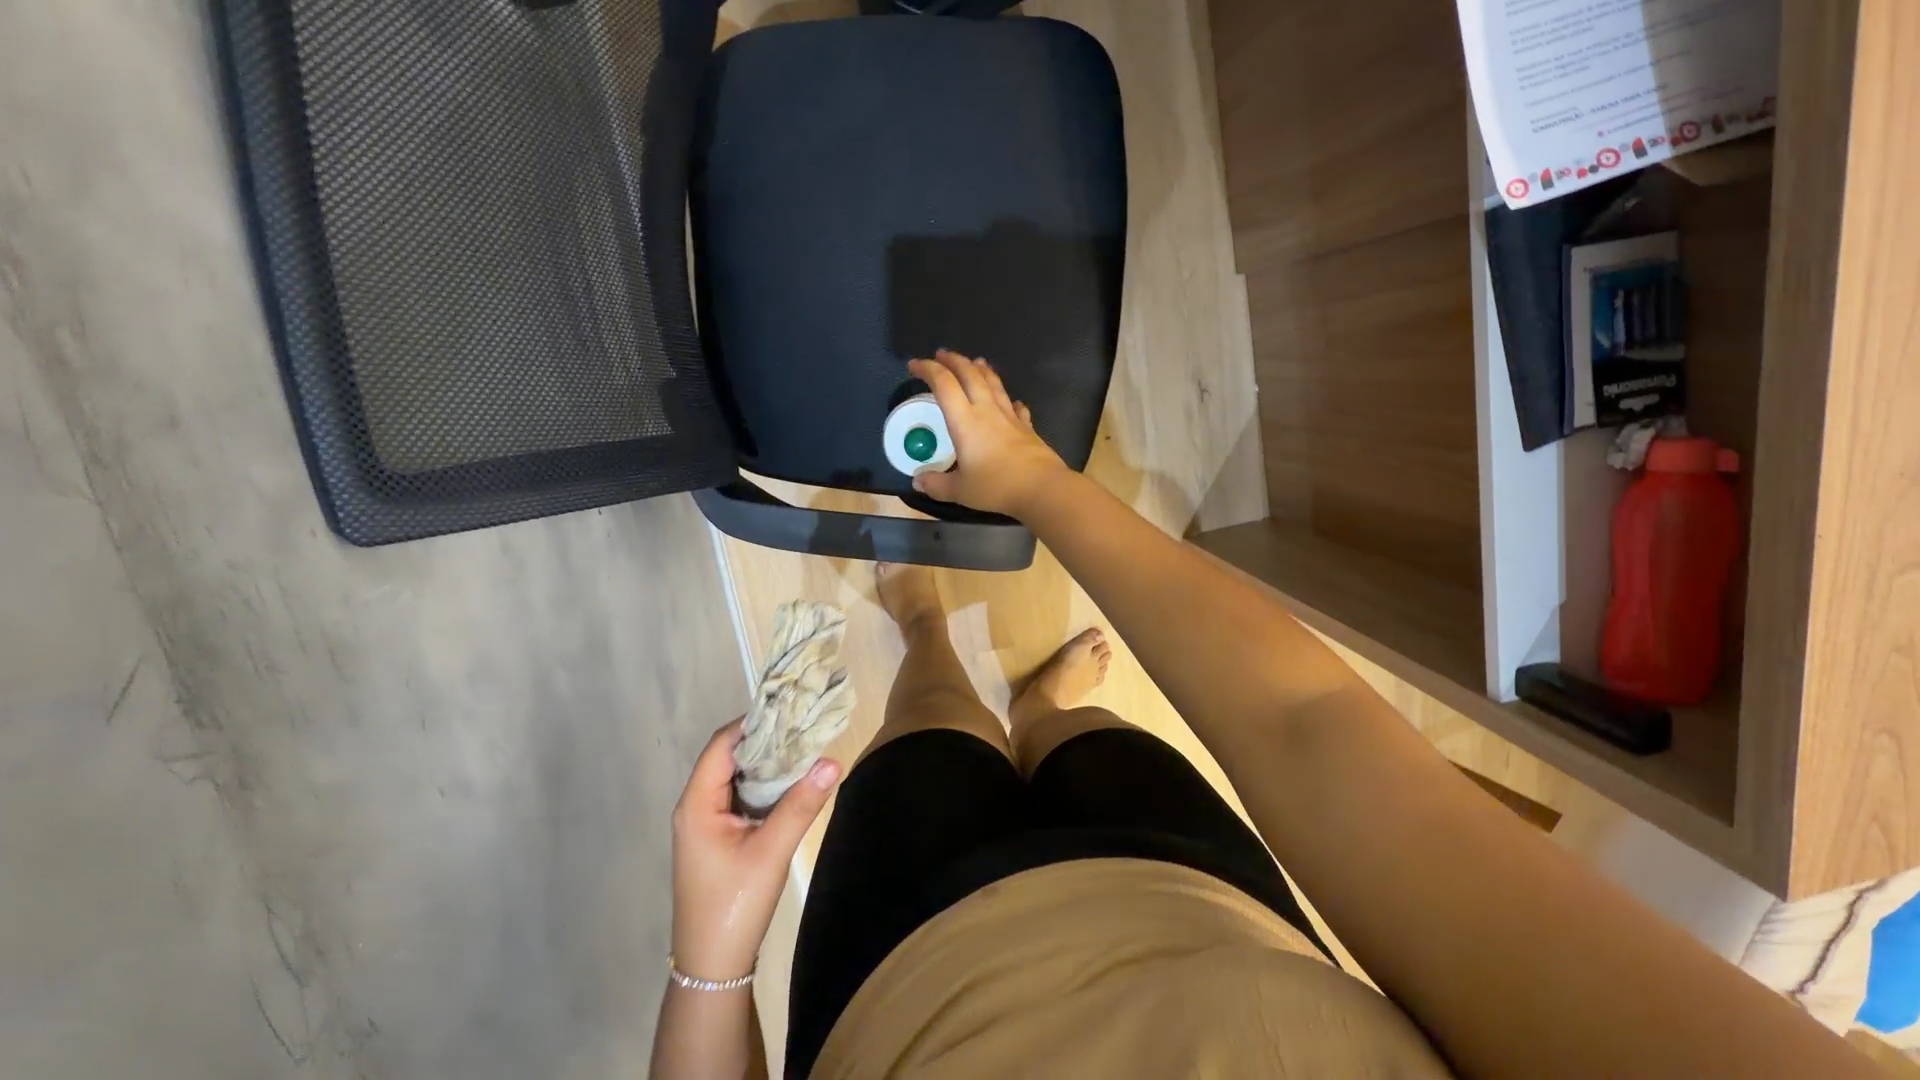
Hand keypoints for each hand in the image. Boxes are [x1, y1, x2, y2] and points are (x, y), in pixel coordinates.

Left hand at [670, 718, 840, 980]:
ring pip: (736, 778)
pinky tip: (792, 782)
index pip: (722, 745)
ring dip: (766, 763)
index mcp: (697, 803)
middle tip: (804, 724)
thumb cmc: (734, 903)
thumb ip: (801, 804)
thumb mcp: (771, 852)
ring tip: (804, 745)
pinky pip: (740, 798)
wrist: (712, 964)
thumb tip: (833, 760)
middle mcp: (696, 806)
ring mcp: (706, 824)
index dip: (753, 723)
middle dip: (764, 740)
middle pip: (728, 757)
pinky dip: (764, 786)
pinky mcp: (718, 839)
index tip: (790, 709)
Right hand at [907, 350, 1069, 517]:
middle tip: (942, 354)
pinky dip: (1008, 400)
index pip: (944, 384)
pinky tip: (1011, 402)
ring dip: (982, 370)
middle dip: (954, 360)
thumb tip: (917, 481)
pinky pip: (1015, 407)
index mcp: (965, 421)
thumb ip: (937, 485)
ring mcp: (1010, 416)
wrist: (1041, 488)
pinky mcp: (1027, 427)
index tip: (914, 365)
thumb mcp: (960, 491)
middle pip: (970, 375)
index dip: (928, 369)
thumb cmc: (996, 486)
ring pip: (994, 384)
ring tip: (976, 362)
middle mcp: (986, 410)